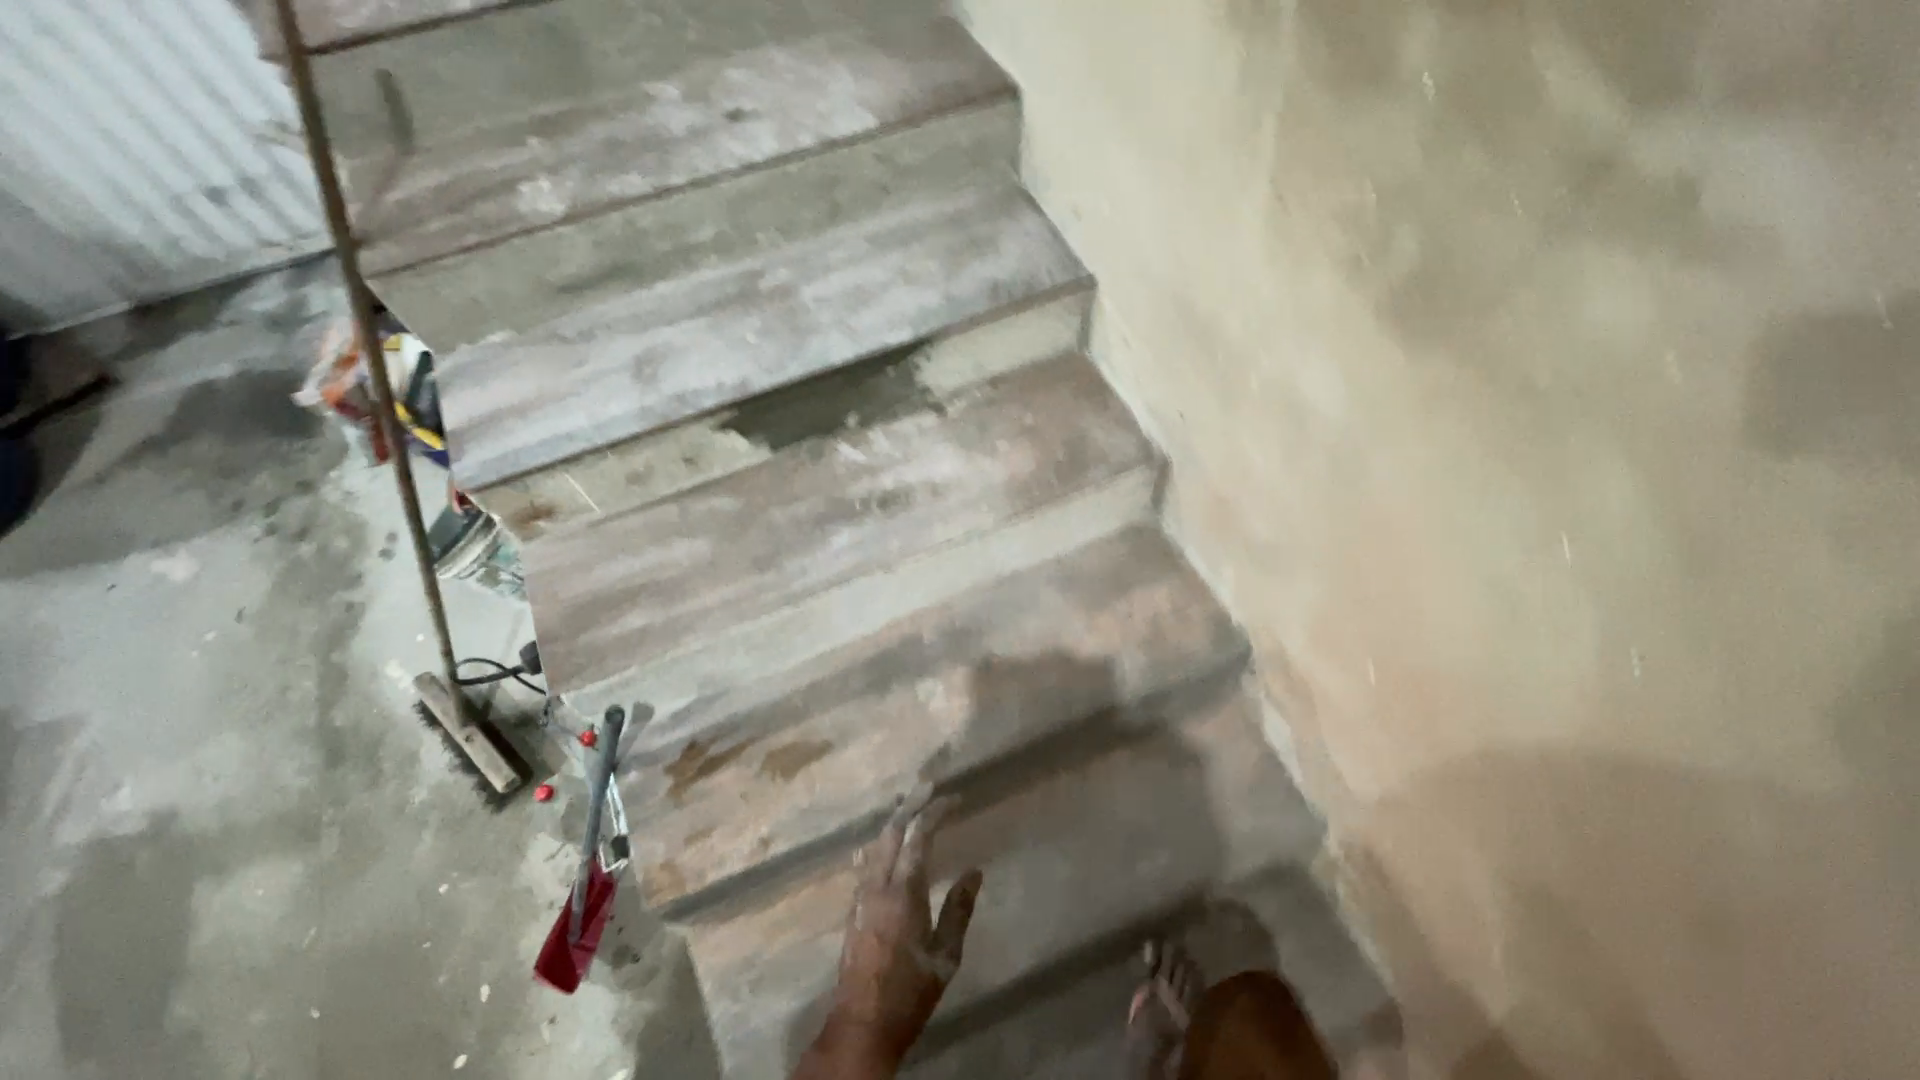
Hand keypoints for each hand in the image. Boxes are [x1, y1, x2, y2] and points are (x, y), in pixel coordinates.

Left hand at [823, 787, 983, 1066]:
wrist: (862, 1023)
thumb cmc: (911, 992)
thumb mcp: (946, 956)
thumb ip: (959, 910)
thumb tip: (974, 872)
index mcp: (904, 893)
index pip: (918, 837)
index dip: (935, 812)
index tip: (953, 797)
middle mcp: (877, 886)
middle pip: (890, 831)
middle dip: (909, 804)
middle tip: (928, 786)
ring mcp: (861, 896)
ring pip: (875, 845)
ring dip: (893, 822)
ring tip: (910, 807)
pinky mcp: (853, 909)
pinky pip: (866, 863)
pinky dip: (880, 844)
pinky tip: (884, 845)